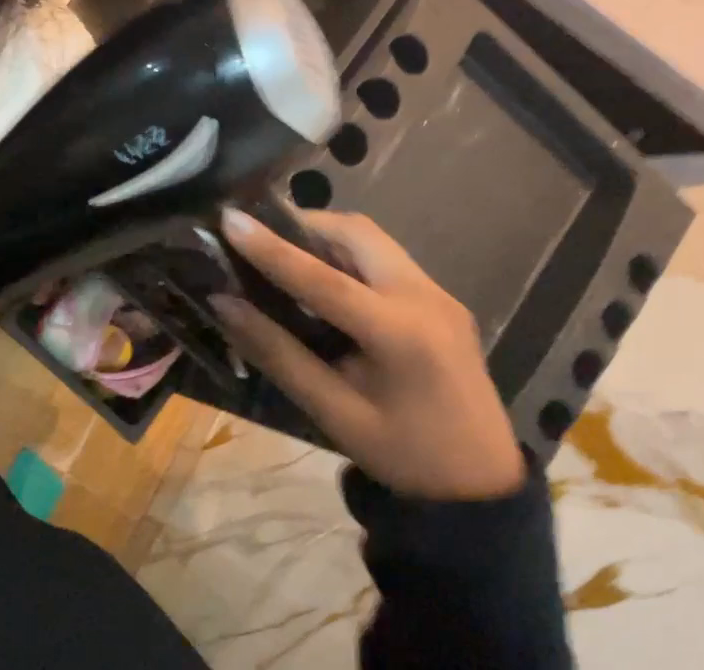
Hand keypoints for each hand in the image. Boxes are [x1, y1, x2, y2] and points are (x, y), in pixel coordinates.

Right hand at [210, 207, 525, 500]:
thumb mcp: (331, 411)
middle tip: (254, 234)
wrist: (482, 485)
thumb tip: (221, 303)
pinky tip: (316, 278)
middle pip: (357, 234)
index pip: (322, 278)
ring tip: (278, 252)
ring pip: (372, 241)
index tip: (228, 218)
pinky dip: (343, 255)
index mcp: (401, 334)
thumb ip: (276, 352)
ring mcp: (439, 297)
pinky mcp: (440, 302)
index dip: (270, 247)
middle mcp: (426, 300)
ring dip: (322, 237)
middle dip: (301, 224)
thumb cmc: (402, 453)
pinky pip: (384, 260)